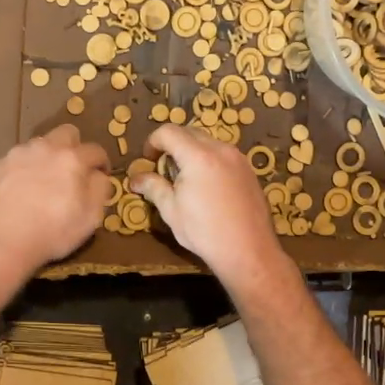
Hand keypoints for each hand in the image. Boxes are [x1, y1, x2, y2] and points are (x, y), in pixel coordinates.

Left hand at [0, 124, 110, 273]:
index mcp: (72, 159)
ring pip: (41, 144)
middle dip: (75, 147)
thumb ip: (100, 189)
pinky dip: (26, 167)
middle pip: (67, 133)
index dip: (102, 162)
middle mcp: (46, 148)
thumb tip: (98, 175)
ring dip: (48, 156)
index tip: (101, 174)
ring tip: (44, 181)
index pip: (96, 150)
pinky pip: (20, 158)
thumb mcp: (90, 217)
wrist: (3, 242)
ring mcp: (20, 153)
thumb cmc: (53, 233)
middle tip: (73, 170)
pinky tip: (22, 188)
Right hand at [131, 125, 292, 292]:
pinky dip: (210, 159)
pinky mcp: (250, 170)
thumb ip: (153, 187)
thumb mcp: (171, 210)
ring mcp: (239, 159)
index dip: (153, 142)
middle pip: (189, 132)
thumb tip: (135, 179)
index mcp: (198, 156)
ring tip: (187, 177)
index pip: (169, 132)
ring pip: (209, 142)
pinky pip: (224, 154)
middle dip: (172, 144)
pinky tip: (208, 185)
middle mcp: (220, 150)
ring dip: (192, 150)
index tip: (148, 160)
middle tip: (164, 167)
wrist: (249, 251)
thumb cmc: (204, 231)